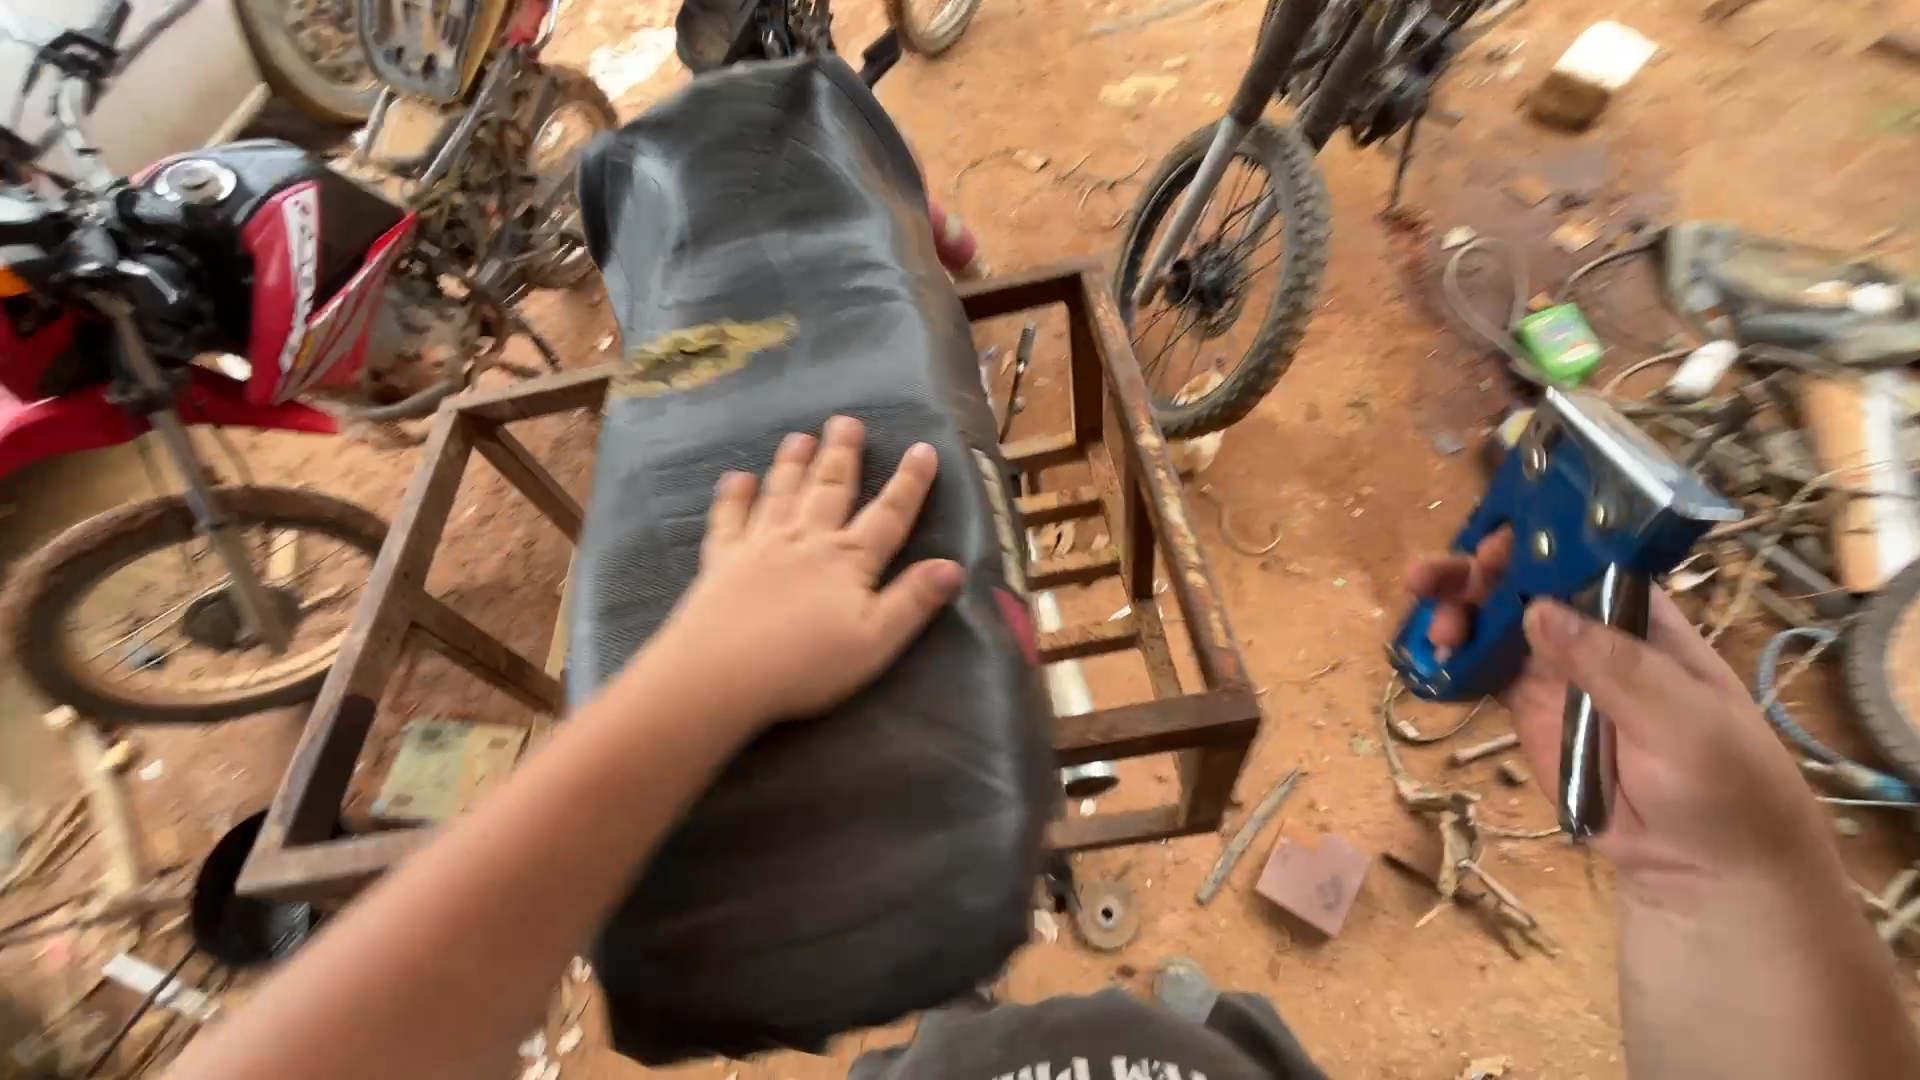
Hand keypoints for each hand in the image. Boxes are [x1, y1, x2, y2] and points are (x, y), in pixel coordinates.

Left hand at [648, 415, 963, 728]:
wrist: (720, 674)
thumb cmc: (805, 664)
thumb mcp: (875, 642)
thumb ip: (913, 601)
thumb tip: (953, 566)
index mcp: (848, 562)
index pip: (888, 516)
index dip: (909, 484)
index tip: (922, 449)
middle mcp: (806, 542)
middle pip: (829, 491)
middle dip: (841, 456)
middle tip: (845, 421)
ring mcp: (761, 546)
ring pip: (781, 495)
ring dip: (792, 464)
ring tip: (799, 437)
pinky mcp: (722, 561)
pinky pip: (728, 520)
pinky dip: (733, 497)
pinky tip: (735, 478)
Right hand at [1407, 534, 1837, 906]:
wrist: (1700, 865)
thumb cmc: (1722, 785)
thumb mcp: (1684, 722)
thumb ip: (1613, 666)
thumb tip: (1534, 608)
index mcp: (1638, 620)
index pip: (1580, 562)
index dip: (1532, 546)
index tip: (1490, 547)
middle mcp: (1588, 633)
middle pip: (1519, 586)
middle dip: (1471, 575)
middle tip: (1426, 578)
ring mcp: (1550, 670)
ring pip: (1488, 622)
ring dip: (1451, 613)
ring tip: (1431, 630)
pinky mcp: (1520, 704)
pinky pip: (1476, 669)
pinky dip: (1446, 658)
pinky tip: (1426, 658)